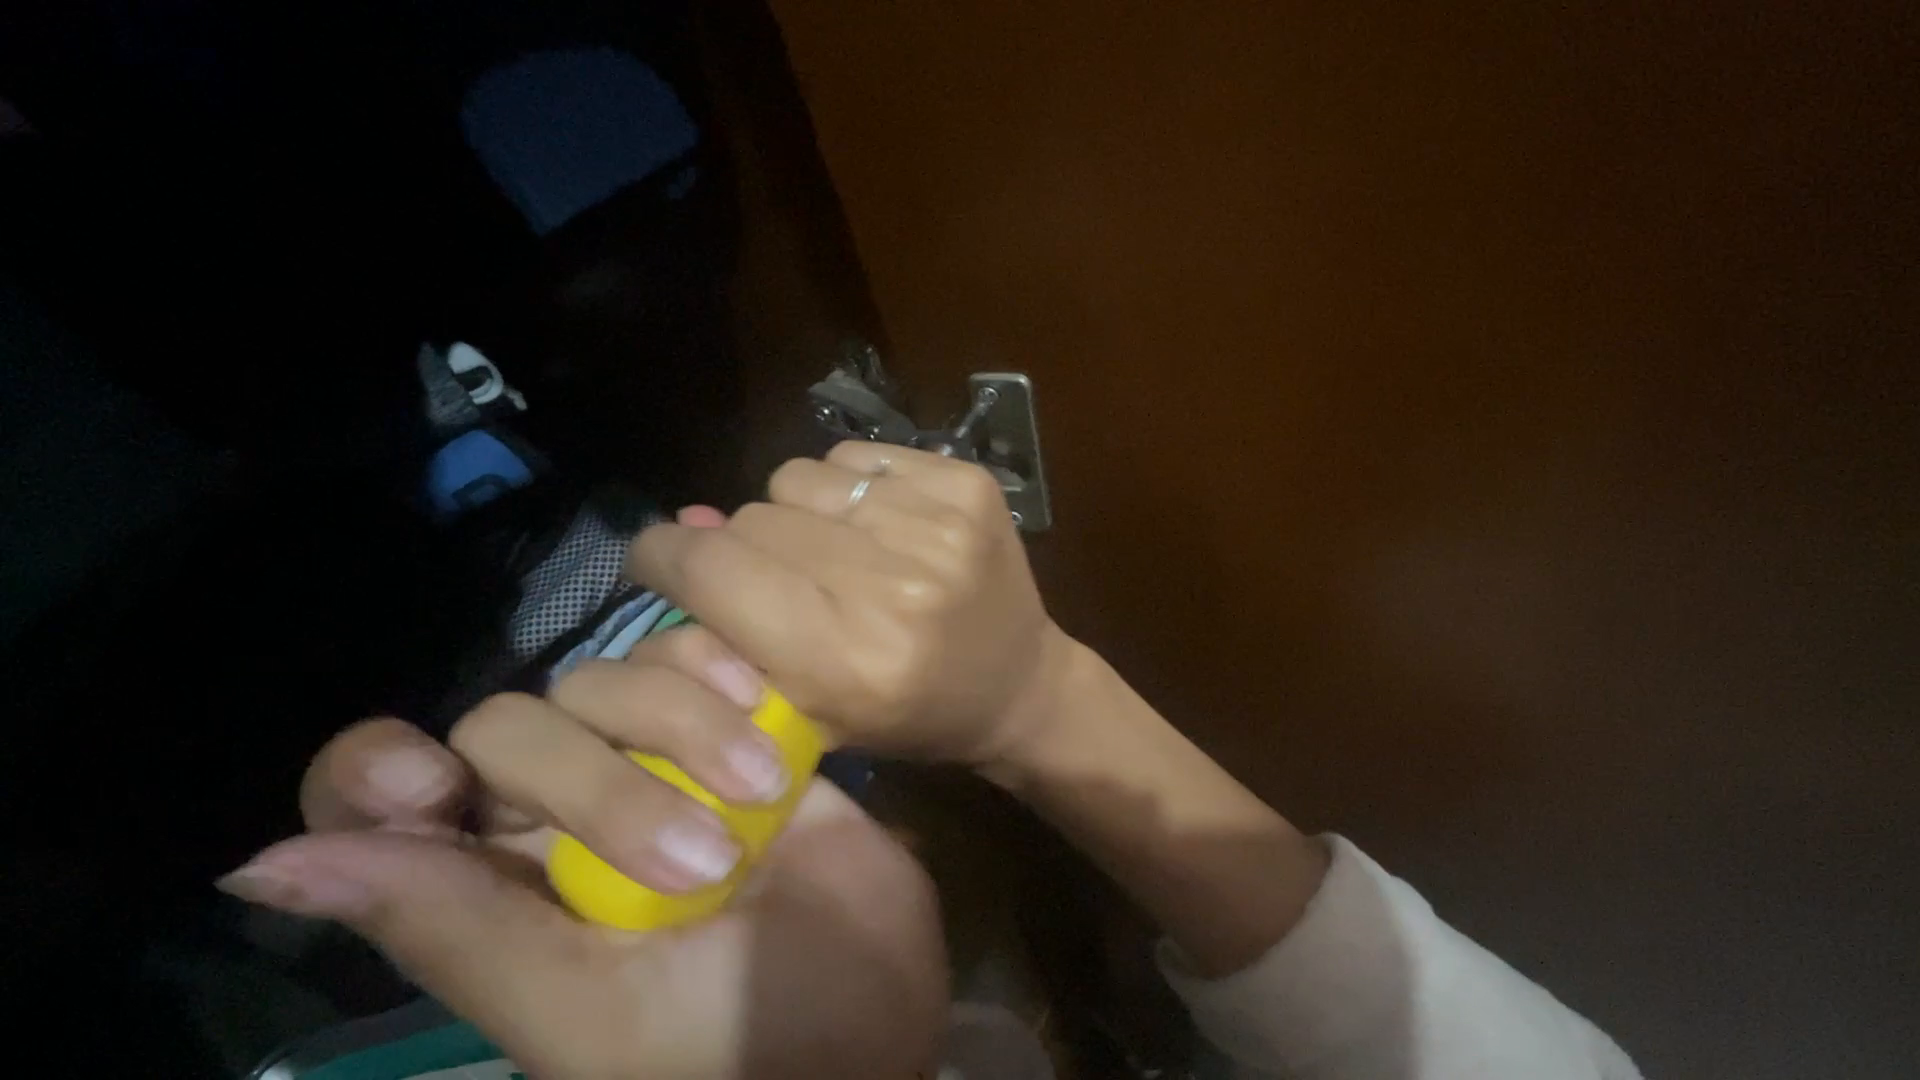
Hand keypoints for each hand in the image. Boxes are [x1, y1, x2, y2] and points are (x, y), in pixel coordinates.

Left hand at [222, 633, 947, 1079]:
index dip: (385, 771)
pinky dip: (717, 668)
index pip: (387, 794)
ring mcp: (656, 760)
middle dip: (598, 783)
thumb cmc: (730, 1048)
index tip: (434, 790)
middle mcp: (563, 810)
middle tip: (700, 863)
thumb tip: (258, 866)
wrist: (879, 1016)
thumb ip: (449, 929)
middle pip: (515, 725)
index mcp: (499, 886)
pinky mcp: (736, 724)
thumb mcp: (580, 1010)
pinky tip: (761, 707)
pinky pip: (693, 654)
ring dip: (682, 726)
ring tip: (761, 796)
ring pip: (609, 679)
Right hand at [629, 444, 1071, 765]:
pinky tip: (877, 529)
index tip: (659, 559)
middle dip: (741, 547)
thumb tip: (679, 525)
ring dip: (796, 513)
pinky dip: (848, 487)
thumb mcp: (807, 709)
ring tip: (834, 554)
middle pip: (752, 520)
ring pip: (797, 478)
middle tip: (776, 580)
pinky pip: (853, 455)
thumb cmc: (907, 716)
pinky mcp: (967, 483)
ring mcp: (939, 526)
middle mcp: (894, 587)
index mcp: (847, 661)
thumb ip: (729, 631)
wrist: (1018, 683)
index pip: (713, 571)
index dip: (665, 555)